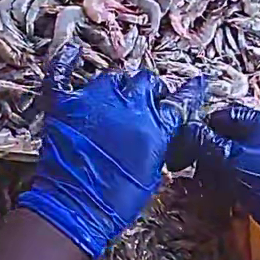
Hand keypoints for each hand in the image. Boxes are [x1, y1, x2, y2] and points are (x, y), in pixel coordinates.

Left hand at [17, 46, 207, 258]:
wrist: (75, 208)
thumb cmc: (118, 201)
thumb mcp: (152, 173)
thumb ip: (158, 142)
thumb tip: (159, 130)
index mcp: (154, 125)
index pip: (178, 100)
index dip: (188, 93)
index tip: (196, 85)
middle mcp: (127, 106)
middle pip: (144, 82)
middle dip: (149, 91)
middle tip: (146, 103)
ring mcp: (92, 101)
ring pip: (111, 78)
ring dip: (117, 87)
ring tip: (115, 98)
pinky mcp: (65, 106)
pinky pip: (62, 74)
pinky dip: (66, 61)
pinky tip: (73, 51)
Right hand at [170, 106, 259, 257]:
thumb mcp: (236, 163)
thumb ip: (207, 144)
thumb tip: (184, 129)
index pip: (219, 115)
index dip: (197, 129)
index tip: (180, 149)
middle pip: (224, 136)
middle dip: (203, 153)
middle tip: (185, 171)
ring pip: (231, 157)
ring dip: (212, 170)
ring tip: (199, 187)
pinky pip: (242, 173)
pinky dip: (227, 181)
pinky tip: (218, 195)